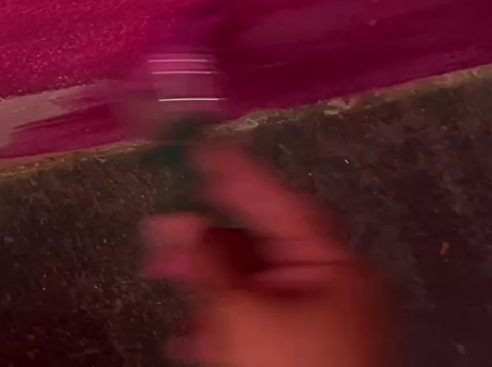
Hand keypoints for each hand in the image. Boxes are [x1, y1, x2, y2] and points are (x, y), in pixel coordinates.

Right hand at [143, 143, 390, 366]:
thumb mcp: (237, 311)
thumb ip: (206, 257)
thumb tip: (181, 219)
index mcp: (335, 268)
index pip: (281, 201)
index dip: (237, 171)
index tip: (197, 144)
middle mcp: (330, 285)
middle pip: (254, 240)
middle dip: (199, 236)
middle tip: (155, 225)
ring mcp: (315, 318)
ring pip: (244, 278)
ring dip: (198, 281)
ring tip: (155, 276)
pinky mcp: (298, 347)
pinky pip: (248, 312)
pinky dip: (215, 315)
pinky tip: (185, 333)